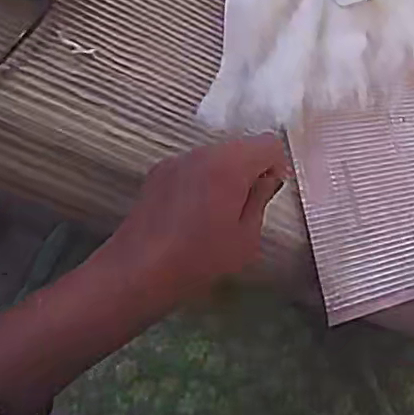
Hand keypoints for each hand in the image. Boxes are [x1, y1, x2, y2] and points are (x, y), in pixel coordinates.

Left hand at [99, 136, 288, 301]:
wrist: (137, 271)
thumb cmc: (198, 259)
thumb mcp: (246, 238)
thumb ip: (261, 199)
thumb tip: (267, 179)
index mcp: (229, 164)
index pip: (268, 143)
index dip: (276, 166)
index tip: (268, 194)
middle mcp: (201, 153)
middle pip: (240, 147)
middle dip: (249, 171)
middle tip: (244, 209)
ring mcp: (176, 160)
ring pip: (215, 157)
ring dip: (224, 176)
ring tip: (216, 216)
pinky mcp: (157, 173)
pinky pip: (192, 168)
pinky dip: (201, 181)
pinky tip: (191, 216)